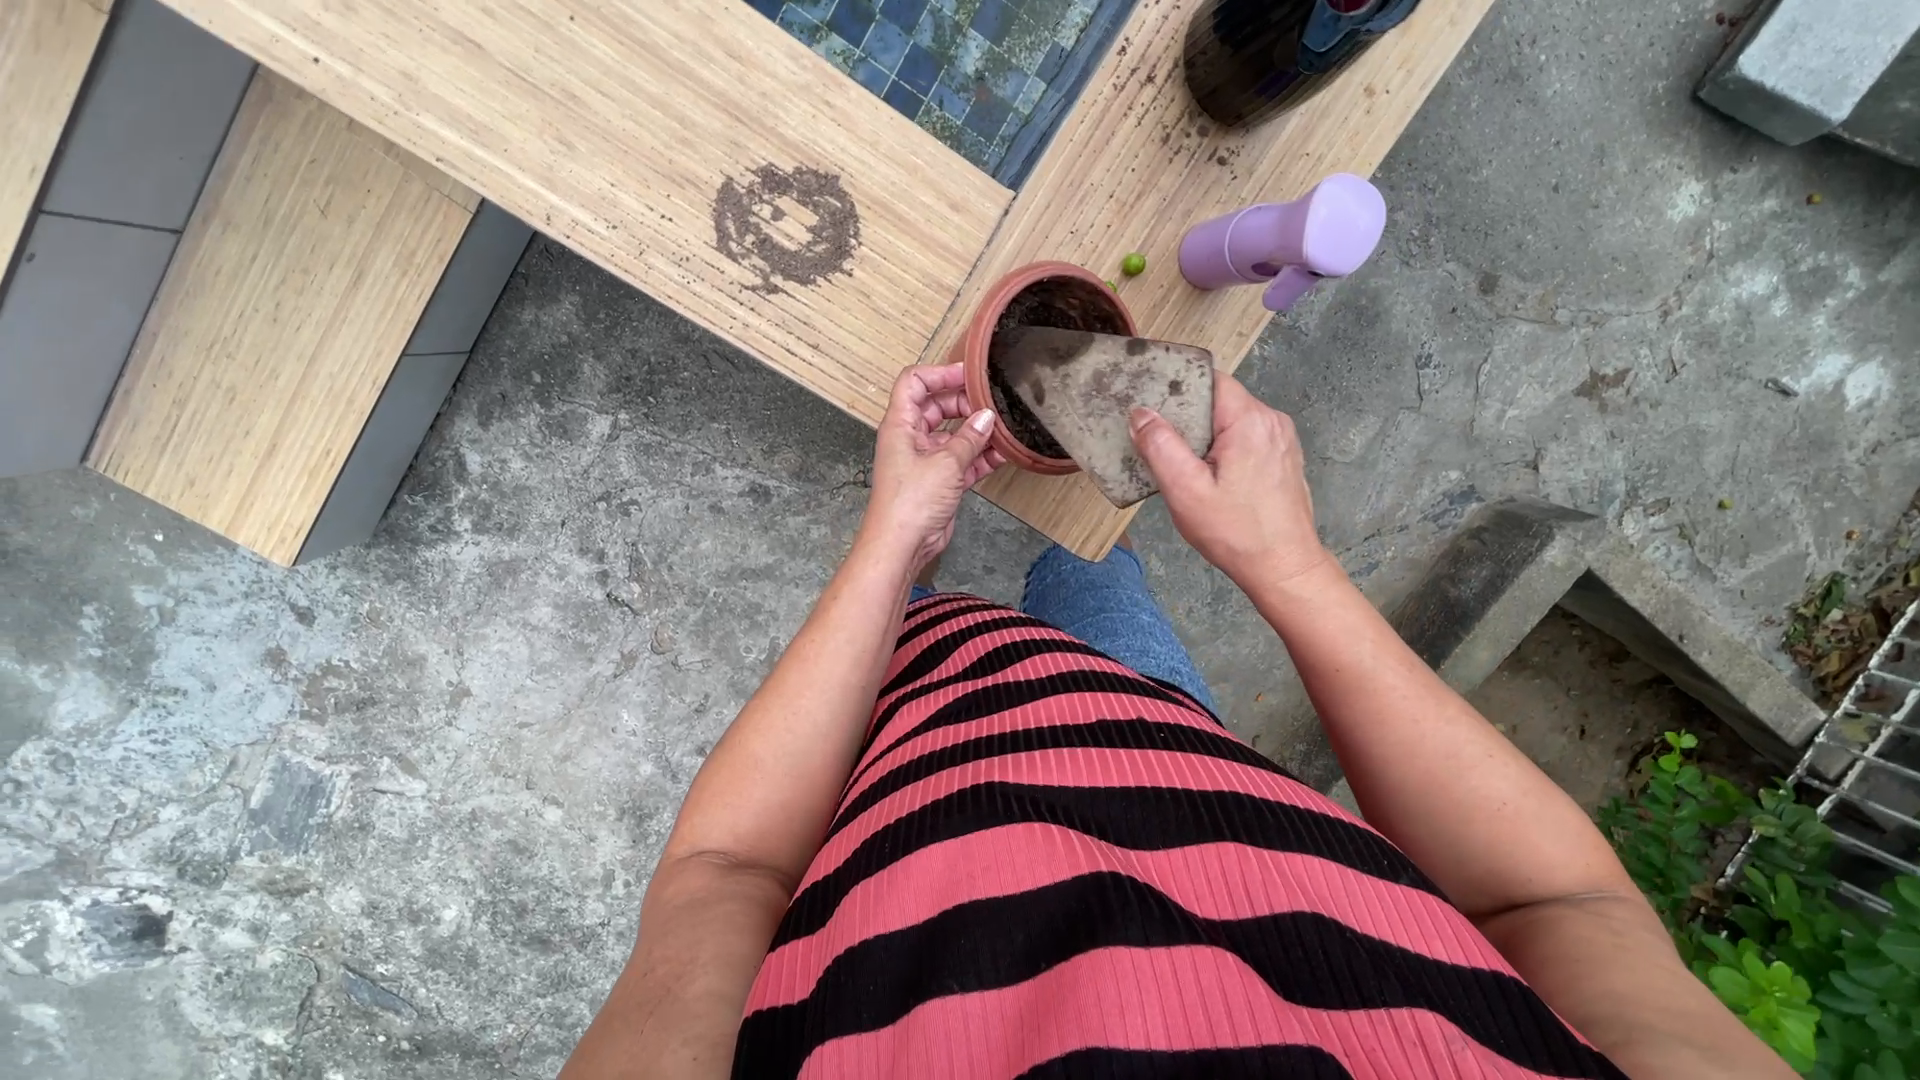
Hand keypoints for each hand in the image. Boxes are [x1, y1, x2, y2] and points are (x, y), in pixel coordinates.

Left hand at [859, 364, 1003, 573]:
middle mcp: (911, 439)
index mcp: (900, 425)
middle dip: (964, 403)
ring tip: (1001, 428)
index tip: (967, 375)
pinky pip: (962, 460)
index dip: (939, 374)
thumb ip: (969, 438)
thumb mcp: (946, 463)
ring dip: (976, 432)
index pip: (914, 383)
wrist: (902, 544)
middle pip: (938, 407)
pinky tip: (1000, 454)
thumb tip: (986, 418)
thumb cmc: (908, 504)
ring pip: (953, 435)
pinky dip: (980, 456)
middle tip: (990, 403)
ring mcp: (925, 460)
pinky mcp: (939, 481)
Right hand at [1129, 373, 1334, 590]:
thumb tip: (1141, 414)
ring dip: (1204, 435)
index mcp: (1249, 421)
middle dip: (1187, 416)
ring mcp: (1281, 440)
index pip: (1210, 380)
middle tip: (1157, 440)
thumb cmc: (1236, 533)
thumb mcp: (1185, 491)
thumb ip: (1160, 447)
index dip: (1179, 386)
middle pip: (1220, 400)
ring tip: (1180, 462)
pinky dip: (1223, 448)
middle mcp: (1272, 422)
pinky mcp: (1283, 458)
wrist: (1283, 568)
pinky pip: (1246, 438)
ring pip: (1232, 420)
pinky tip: (1207, 475)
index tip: (1151, 402)